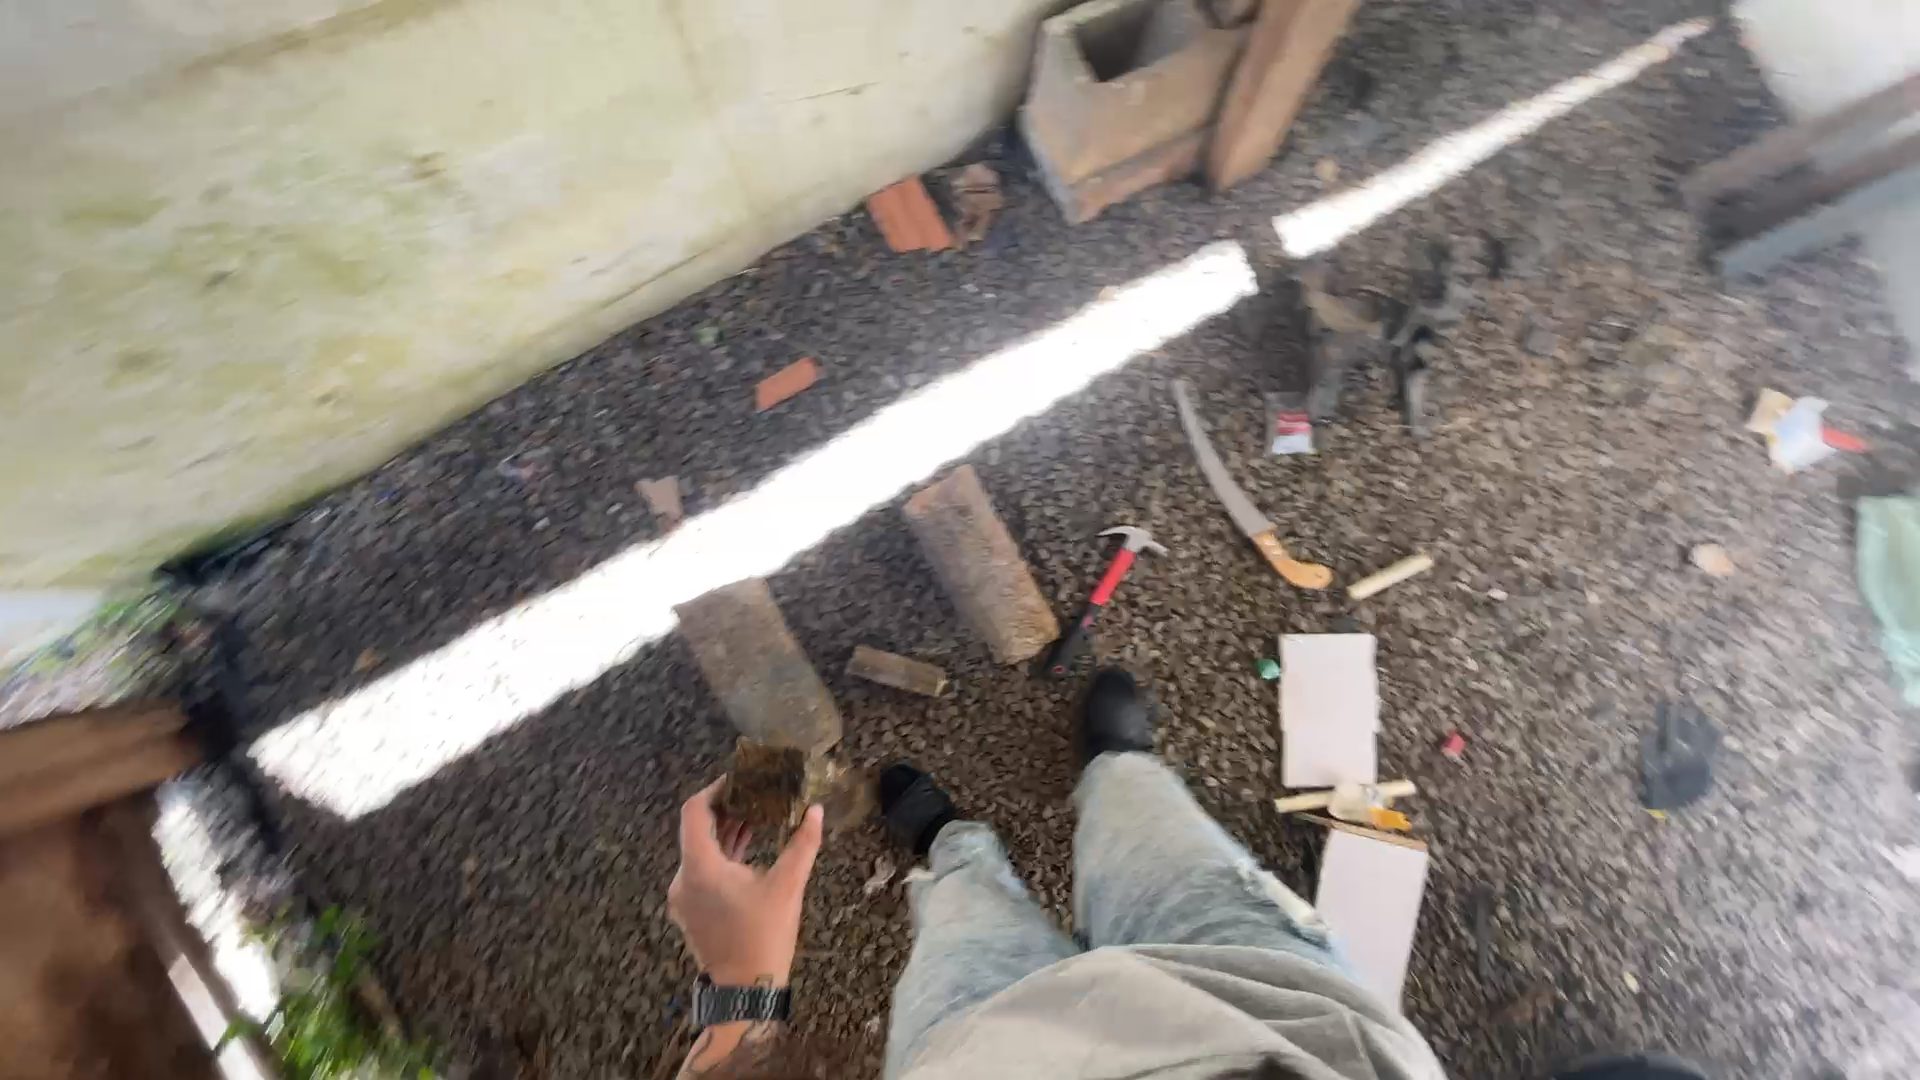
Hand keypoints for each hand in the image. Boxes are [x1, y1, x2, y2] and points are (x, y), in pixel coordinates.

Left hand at [667, 781, 823, 987]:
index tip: (739, 781)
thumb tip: (815, 810)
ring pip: (700, 849)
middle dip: (726, 808)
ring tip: (756, 815)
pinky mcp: (691, 910)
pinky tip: (748, 846)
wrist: (744, 992)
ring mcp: (684, 897)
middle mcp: (684, 878)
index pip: (694, 811)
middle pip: (697, 829)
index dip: (714, 790)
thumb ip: (803, 843)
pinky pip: (702, 869)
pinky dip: (722, 853)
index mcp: (700, 867)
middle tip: (754, 794)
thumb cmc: (764, 935)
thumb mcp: (788, 885)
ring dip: (725, 831)